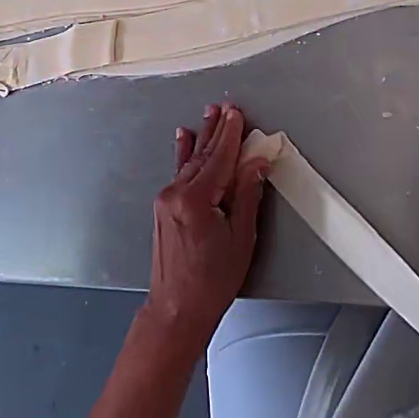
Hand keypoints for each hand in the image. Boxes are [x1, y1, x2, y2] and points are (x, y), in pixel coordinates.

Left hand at [143, 102, 269, 350]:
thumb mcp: (241, 237)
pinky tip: (184, 139)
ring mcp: (166, 200)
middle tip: (227, 108)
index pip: (220, 158)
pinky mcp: (163, 207)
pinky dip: (184, 155)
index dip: (232, 135)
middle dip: (217, 130)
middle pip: (204, 155)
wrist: (177, 309)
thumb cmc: (211, 281)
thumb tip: (255, 164)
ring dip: (203, 138)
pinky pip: (178, 173)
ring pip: (190, 162)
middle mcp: (176, 194)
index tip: (239, 115)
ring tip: (210, 115)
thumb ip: (247, 195)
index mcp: (196, 200)